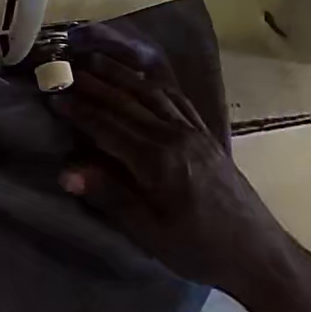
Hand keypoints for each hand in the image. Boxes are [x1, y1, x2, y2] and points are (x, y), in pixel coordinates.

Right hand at [50, 49, 310, 304]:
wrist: (257, 251)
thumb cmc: (199, 250)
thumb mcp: (150, 233)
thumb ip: (110, 196)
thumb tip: (66, 171)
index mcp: (157, 160)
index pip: (108, 127)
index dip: (79, 111)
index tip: (53, 96)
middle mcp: (173, 135)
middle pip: (126, 102)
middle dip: (94, 84)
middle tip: (65, 67)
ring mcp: (192, 130)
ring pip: (150, 93)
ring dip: (120, 74)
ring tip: (95, 60)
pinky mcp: (205, 132)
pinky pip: (176, 99)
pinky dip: (153, 84)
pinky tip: (143, 78)